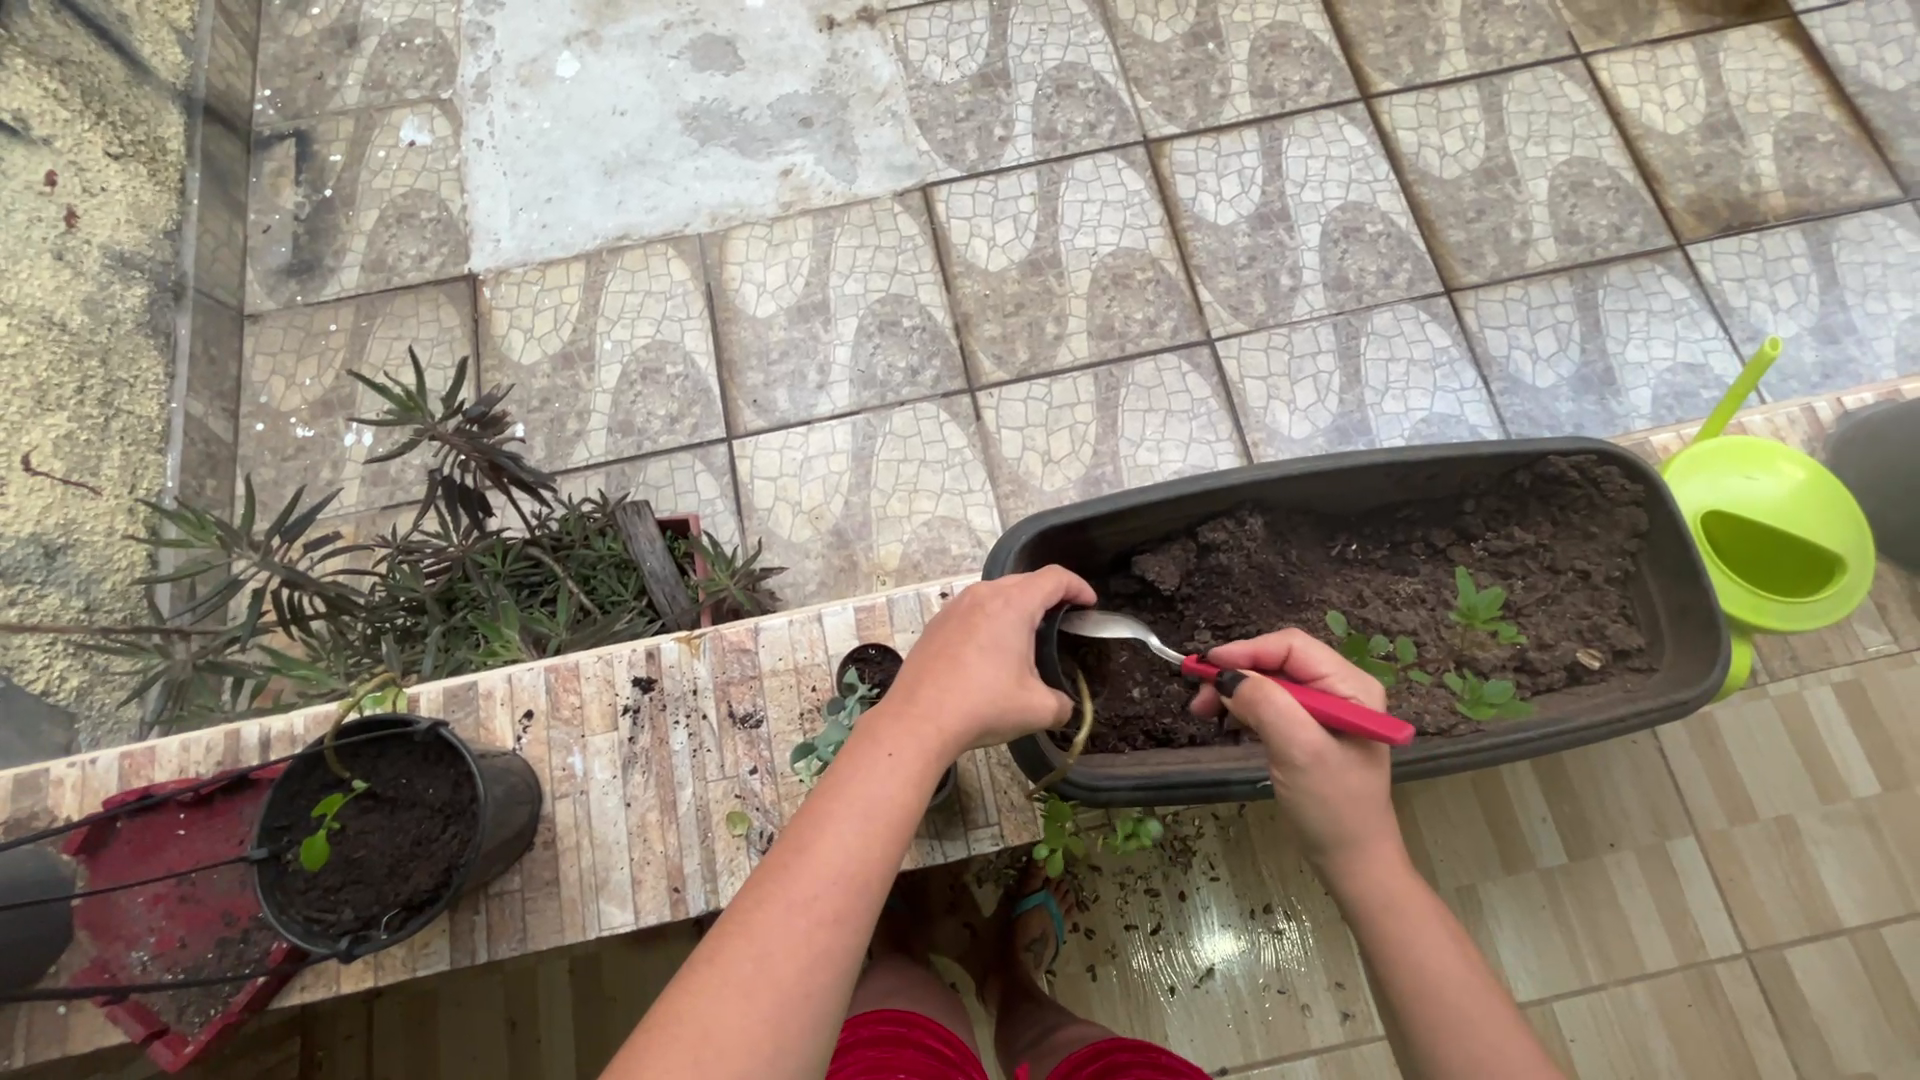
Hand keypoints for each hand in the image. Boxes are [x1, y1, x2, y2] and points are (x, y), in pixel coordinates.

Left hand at [881, 566, 1096, 757]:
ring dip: (1016, 607)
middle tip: (1063, 620)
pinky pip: (972, 610)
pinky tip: (990, 651)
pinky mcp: (936, 625)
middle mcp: (982, 595)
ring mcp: (954, 607)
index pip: (1054, 578)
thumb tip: (1064, 706)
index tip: (1089, 604)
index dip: (1078, 586)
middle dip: (1049, 595)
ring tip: (1027, 636)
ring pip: (995, 594)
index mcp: (1012, 604)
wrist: (918, 720)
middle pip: (1024, 581)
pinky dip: (990, 620)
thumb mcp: (1037, 710)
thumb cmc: (982, 706)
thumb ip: (1062, 703)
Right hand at [1187, 630, 1405, 881]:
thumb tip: (1226, 676)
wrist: (1351, 861)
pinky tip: (1226, 722)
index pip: (1291, 646)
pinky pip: (1270, 704)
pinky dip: (1244, 708)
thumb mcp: (1298, 751)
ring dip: (1235, 691)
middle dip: (1236, 673)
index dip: (1247, 651)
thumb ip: (1265, 704)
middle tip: (1199, 697)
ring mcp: (1325, 710)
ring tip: (1203, 712)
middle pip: (1277, 661)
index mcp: (1351, 686)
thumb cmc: (1332, 806)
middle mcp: (1340, 689)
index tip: (1207, 667)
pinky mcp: (1308, 729)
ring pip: (1269, 682)